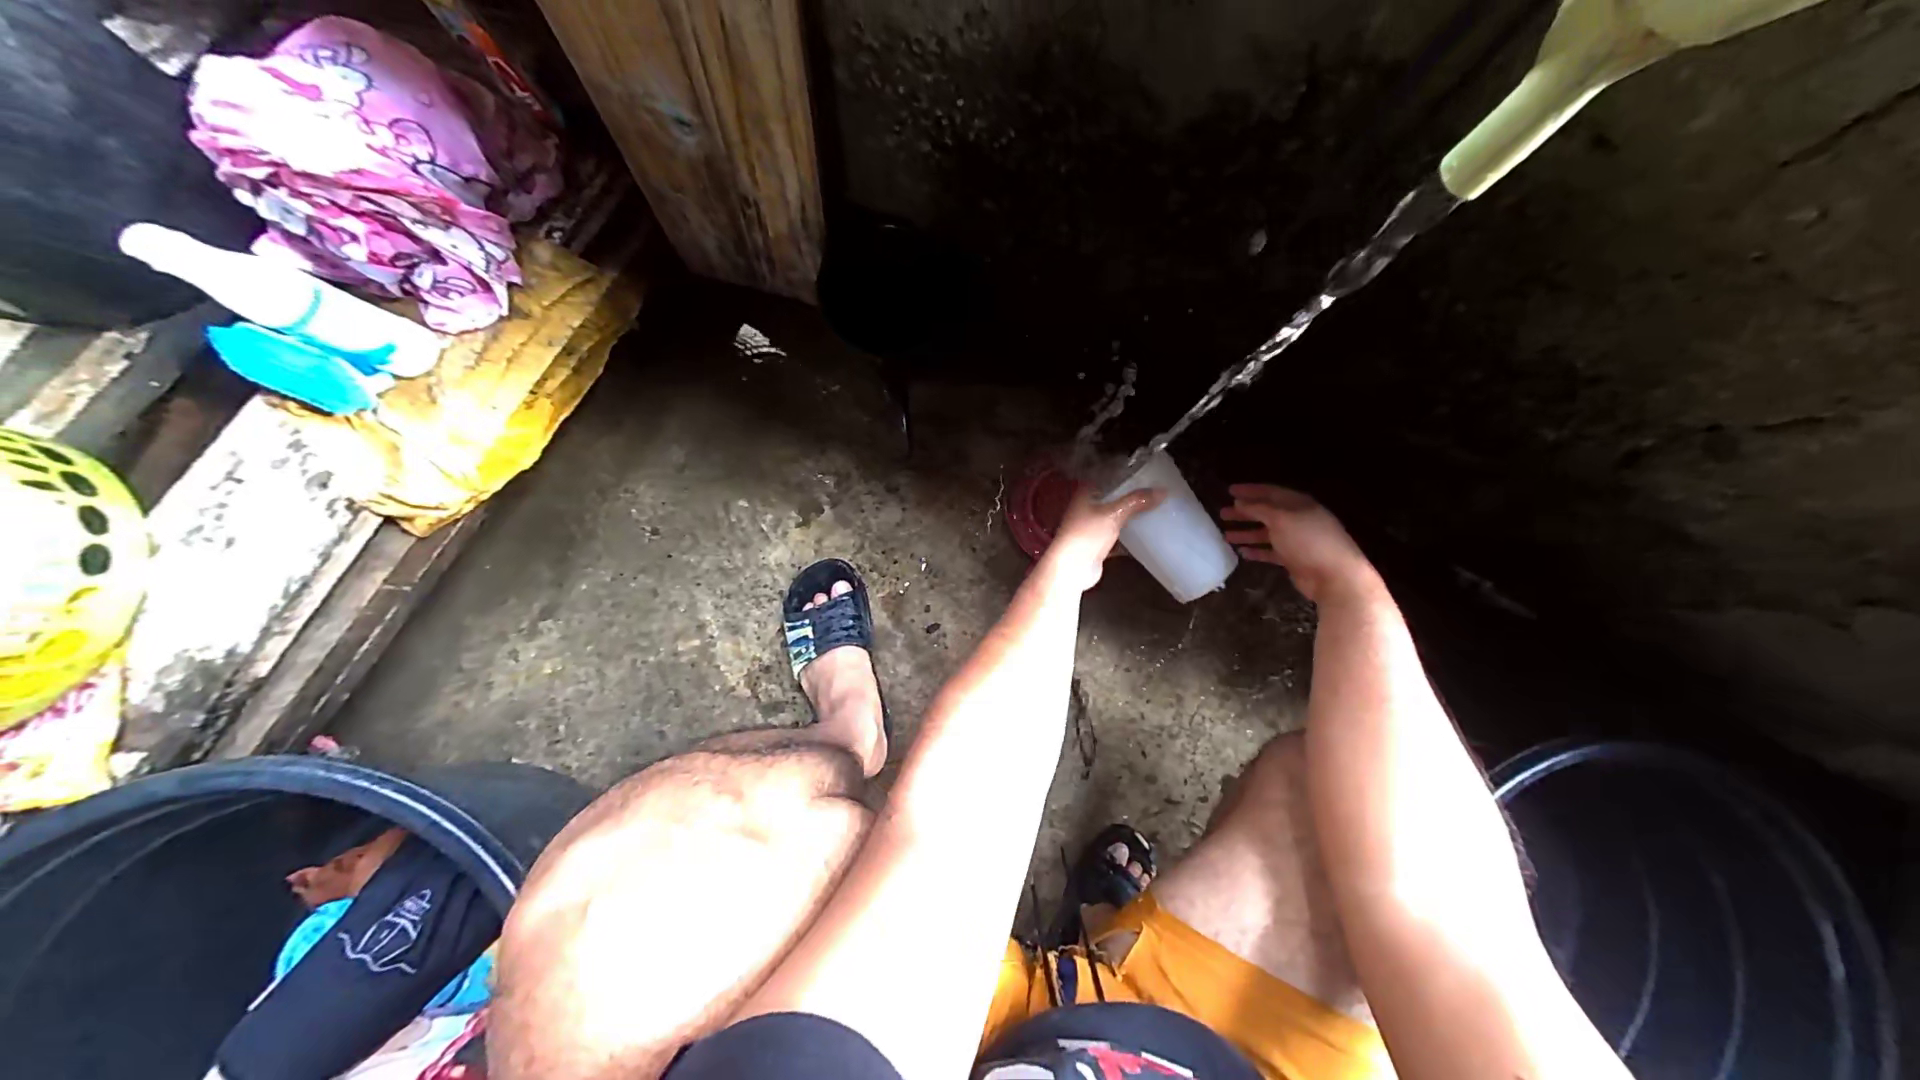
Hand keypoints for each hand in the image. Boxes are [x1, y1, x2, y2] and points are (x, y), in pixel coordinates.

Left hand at [1043, 484, 1163, 591]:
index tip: (1143, 471)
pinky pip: (1118, 538)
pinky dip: (1130, 538)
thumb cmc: (1086, 535)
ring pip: (1115, 518)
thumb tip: (1162, 491)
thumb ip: (1136, 501)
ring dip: (1131, 517)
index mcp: (1086, 495)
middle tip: (1154, 492)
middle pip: (1112, 498)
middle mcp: (1087, 509)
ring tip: (1155, 510)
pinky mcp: (1098, 546)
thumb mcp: (1113, 514)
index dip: (1122, 473)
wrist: (1071, 569)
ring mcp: (1091, 529)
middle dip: (1131, 497)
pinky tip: (1147, 537)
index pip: (1105, 477)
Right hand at [1220, 484, 1377, 603]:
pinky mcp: (1294, 559)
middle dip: (1245, 513)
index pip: (1270, 492)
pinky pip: (1271, 551)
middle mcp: (1298, 519)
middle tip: (1223, 513)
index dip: (1249, 491)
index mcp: (1298, 504)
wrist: (1335, 576)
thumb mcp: (1281, 519)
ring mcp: (1297, 540)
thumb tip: (1240, 502)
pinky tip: (1242, 552)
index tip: (1229, 490)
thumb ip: (1259, 509)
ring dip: (1247, 533)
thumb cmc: (1308, 541)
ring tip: (1226, 535)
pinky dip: (1257, 551)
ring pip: (1267, 533)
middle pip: (1266, 513)